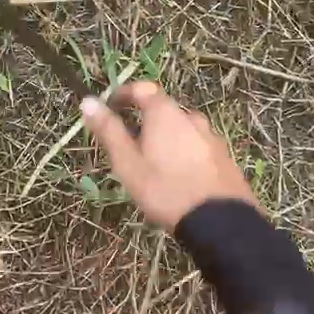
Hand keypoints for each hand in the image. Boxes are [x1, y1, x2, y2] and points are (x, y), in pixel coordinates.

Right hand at [79, 81, 256, 228]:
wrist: (223, 225)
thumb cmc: (165, 189)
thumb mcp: (128, 162)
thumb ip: (108, 130)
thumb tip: (87, 101)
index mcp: (165, 114)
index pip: (142, 89)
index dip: (124, 94)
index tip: (110, 107)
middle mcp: (191, 118)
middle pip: (163, 109)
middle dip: (144, 120)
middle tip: (129, 143)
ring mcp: (212, 139)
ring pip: (182, 129)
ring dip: (166, 137)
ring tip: (154, 164)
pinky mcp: (226, 160)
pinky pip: (198, 147)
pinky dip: (184, 152)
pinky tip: (179, 177)